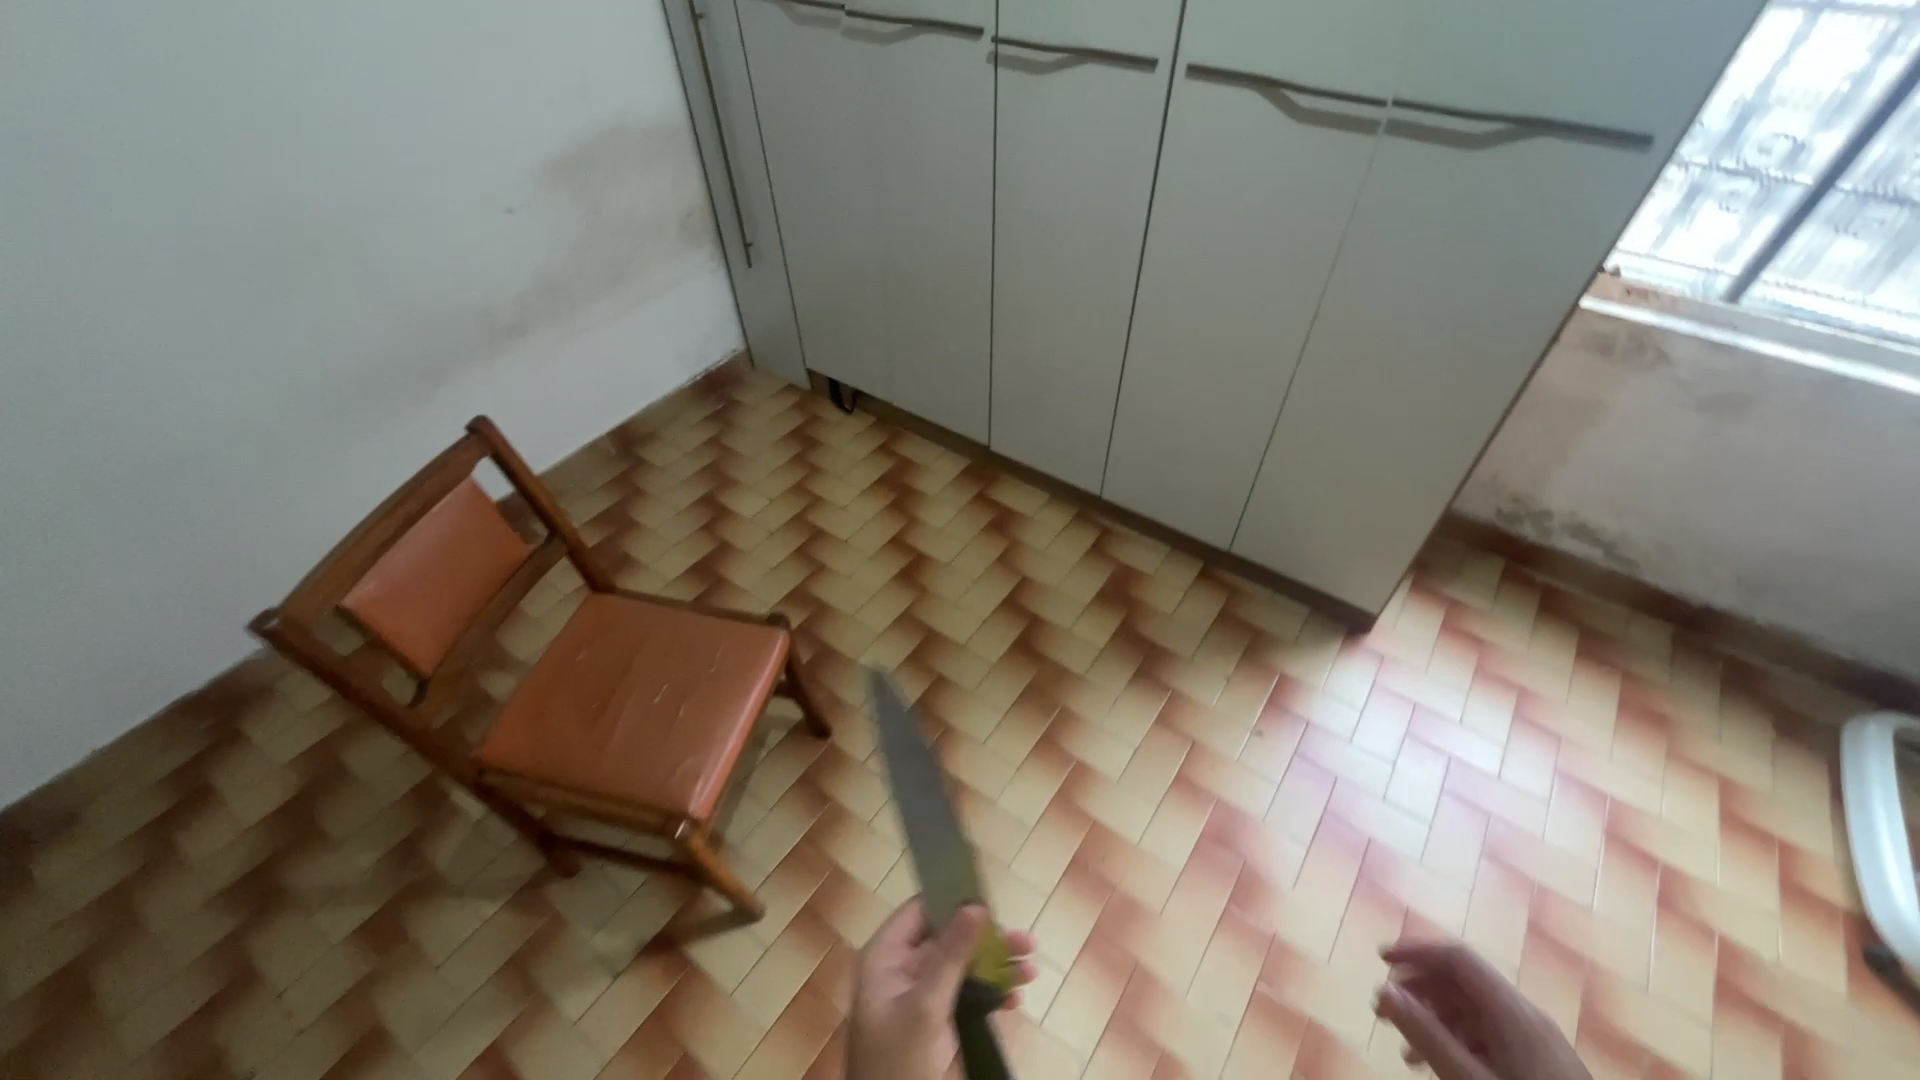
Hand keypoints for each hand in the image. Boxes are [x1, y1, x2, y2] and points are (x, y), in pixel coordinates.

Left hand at [847, 900, 1037, 1079]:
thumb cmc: (897, 1061)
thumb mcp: (924, 1007)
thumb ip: (950, 956)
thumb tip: (975, 906)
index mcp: (886, 957)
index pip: (921, 911)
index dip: (953, 902)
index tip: (991, 901)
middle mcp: (902, 969)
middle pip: (949, 938)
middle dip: (987, 939)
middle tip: (1026, 940)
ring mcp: (920, 996)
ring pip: (963, 967)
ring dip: (997, 966)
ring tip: (1032, 969)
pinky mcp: (937, 1021)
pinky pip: (967, 996)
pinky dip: (991, 994)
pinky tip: (1017, 998)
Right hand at [1374, 939, 1591, 1079]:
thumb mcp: (1470, 1079)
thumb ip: (1427, 1035)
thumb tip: (1384, 990)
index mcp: (1511, 1011)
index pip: (1456, 957)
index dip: (1415, 951)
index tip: (1379, 961)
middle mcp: (1525, 1014)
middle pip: (1462, 982)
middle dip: (1417, 990)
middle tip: (1382, 1011)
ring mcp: (1537, 1039)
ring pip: (1474, 1011)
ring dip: (1434, 1019)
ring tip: (1406, 1052)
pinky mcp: (1542, 1061)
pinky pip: (1490, 1035)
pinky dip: (1458, 1040)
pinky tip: (1441, 1065)